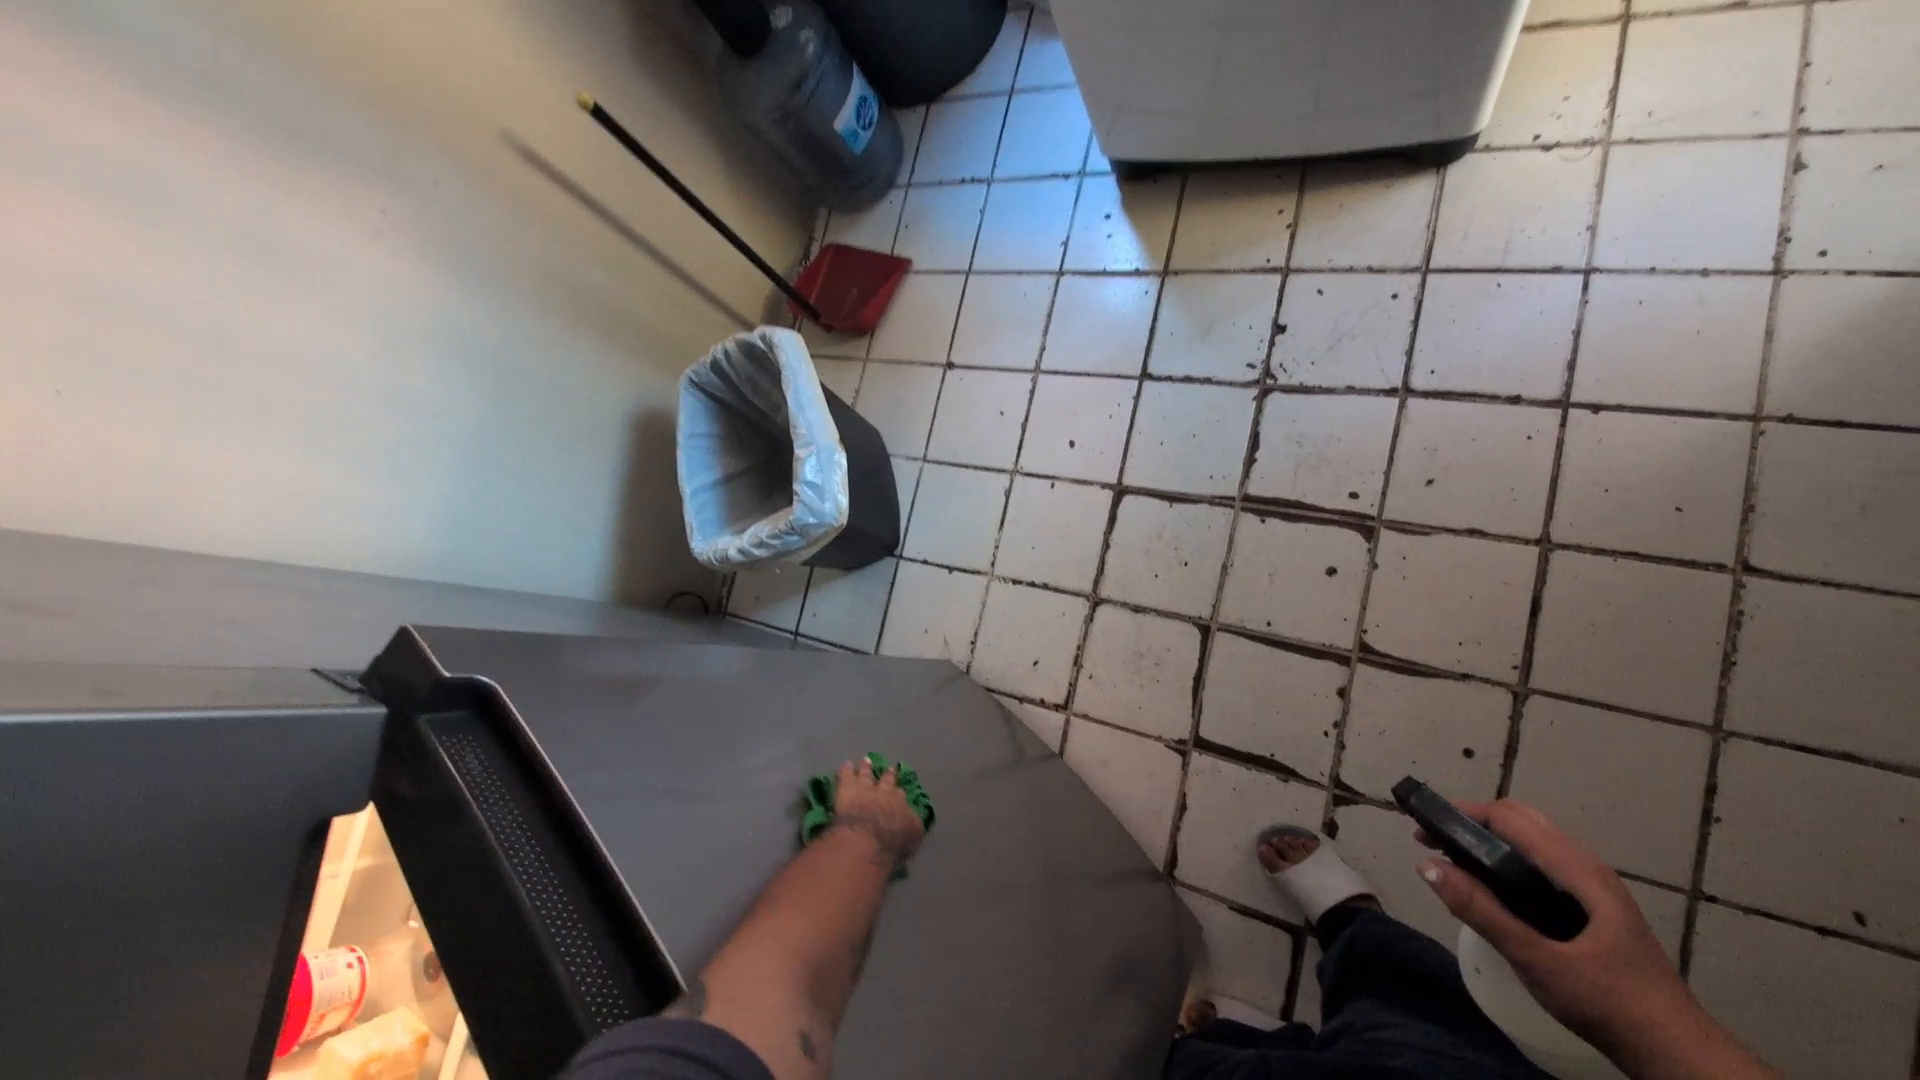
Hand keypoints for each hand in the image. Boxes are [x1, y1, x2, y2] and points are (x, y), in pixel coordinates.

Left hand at [832, 759, 925, 866]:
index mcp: (902, 806)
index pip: (902, 797)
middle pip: (887, 781)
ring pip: (867, 775)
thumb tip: (913, 821)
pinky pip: (847, 775)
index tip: (900, 789)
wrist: (869, 835)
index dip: (900, 793)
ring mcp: (866, 788)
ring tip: (866, 761)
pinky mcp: (848, 788)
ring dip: (866, 768)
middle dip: (888, 775)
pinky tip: (846, 764)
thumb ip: (913, 827)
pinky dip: (846, 769)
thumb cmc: (892, 842)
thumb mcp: (912, 836)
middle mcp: (886, 793)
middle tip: (890, 768)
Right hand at [1414, 799, 1697, 1059]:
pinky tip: (1492, 888)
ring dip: (1489, 840)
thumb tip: (1428, 866)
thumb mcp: (1536, 960)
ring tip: (1453, 862)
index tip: (1422, 827)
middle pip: (1522, 822)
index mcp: (1578, 871)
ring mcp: (1595, 887)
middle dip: (1472, 822)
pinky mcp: (1595, 906)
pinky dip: (1508, 859)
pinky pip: (1543, 863)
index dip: (1462, 814)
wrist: (1673, 1049)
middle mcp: (1587, 867)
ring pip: (1534, 842)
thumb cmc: (1606, 1001)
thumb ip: (1482, 911)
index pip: (1510, 818)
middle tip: (1431, 842)